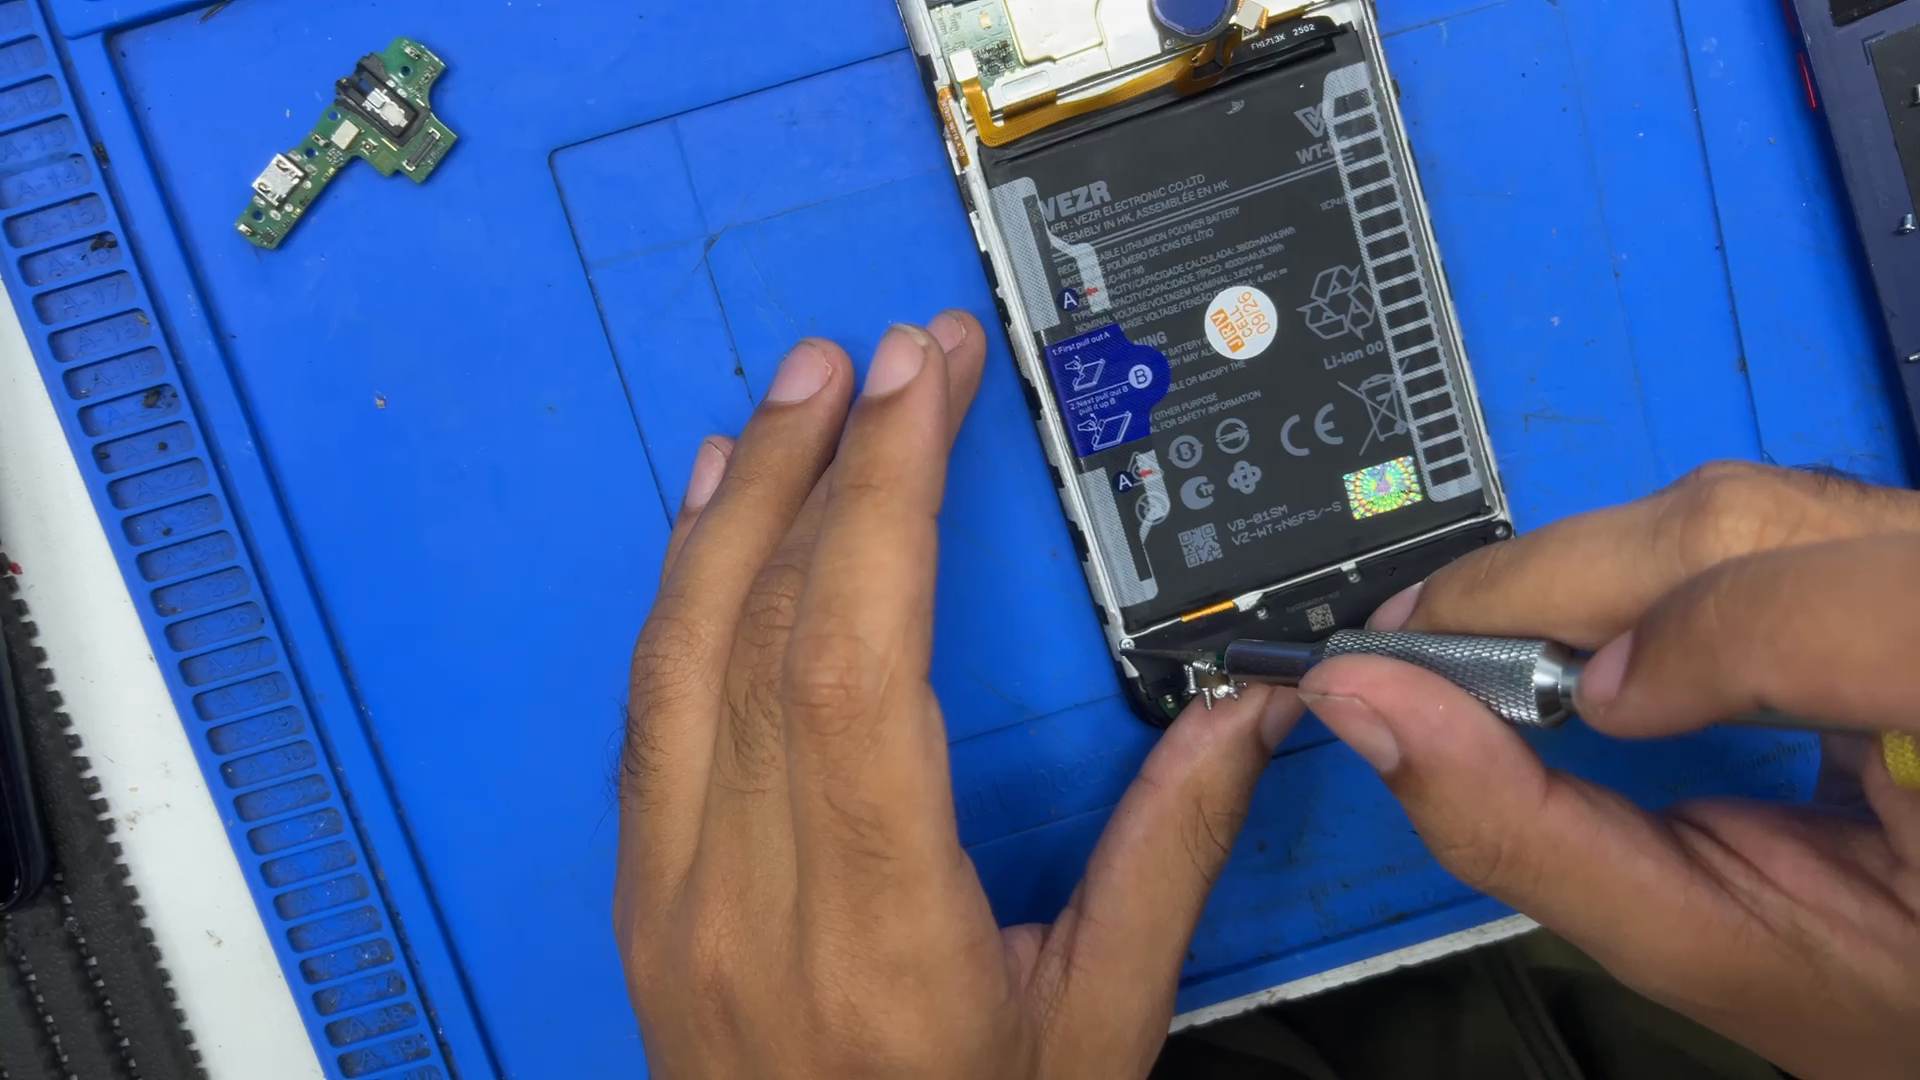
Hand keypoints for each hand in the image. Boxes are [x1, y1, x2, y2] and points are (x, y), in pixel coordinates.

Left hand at [617, 315, 1303, 1078]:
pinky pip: (651, 695)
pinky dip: (684, 573)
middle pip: (766, 625)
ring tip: (796, 393)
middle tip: (871, 359)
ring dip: (743, 496)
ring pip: (685, 643)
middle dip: (824, 463)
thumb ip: (1167, 852)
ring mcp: (670, 875)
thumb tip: (1246, 716)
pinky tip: (713, 498)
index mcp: (877, 922)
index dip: (888, 497)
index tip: (920, 386)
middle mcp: (746, 887)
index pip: (857, 659)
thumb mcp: (1097, 1018)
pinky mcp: (646, 870)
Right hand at [1299, 463, 1919, 1078]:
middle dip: (1554, 583)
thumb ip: (1520, 829)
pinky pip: (1739, 519)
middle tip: (1429, 647)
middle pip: (1750, 524)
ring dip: (1569, 572)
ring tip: (1488, 640)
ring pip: (1729, 504)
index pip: (1877, 615)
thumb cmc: (1880, 991)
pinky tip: (1574, 624)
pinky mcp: (1884, 551)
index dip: (1711, 640)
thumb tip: (1353, 695)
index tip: (1587, 711)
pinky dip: (1619, 566)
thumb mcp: (1710, 952)